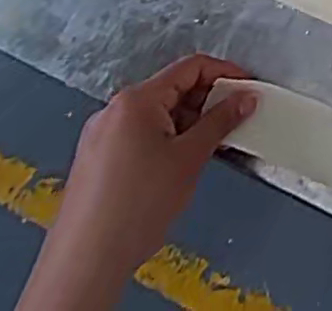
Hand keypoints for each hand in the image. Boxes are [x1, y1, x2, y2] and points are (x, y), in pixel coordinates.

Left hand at [17, 54, 256, 310]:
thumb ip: (221, 121)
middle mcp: (114, 110)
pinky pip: (140, 134)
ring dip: (188, 122)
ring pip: (157, 114)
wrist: (85, 265)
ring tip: (210, 145)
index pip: (190, 67)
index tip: (246, 86)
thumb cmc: (135, 207)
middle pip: (173, 89)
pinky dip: (167, 138)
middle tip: (234, 117)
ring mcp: (101, 136)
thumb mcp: (190, 157)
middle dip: (207, 101)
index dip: (224, 73)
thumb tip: (245, 99)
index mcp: (136, 100)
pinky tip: (181, 162)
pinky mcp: (97, 159)